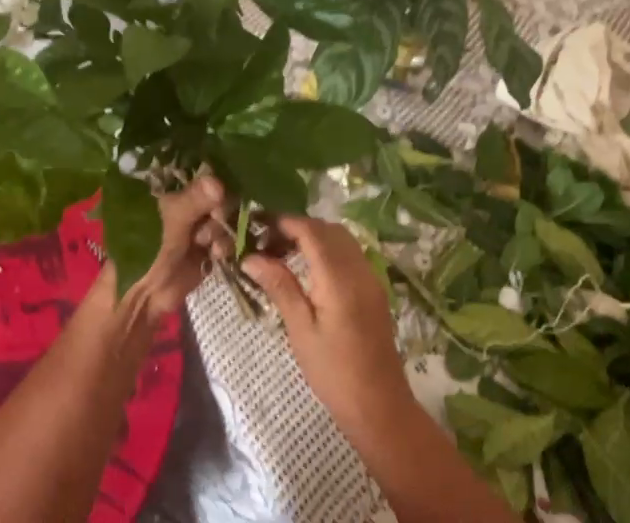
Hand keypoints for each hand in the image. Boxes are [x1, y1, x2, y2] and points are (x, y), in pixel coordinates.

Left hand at [117, 174, 229, 316]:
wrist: (145, 294)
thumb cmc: (146, 248)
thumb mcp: (169, 221)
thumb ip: (192, 201)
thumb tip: (217, 182)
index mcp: (165, 184)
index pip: (196, 168)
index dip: (212, 176)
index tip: (222, 187)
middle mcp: (182, 199)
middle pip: (216, 193)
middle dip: (219, 209)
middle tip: (215, 220)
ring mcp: (195, 222)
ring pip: (223, 216)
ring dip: (220, 230)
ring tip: (208, 245)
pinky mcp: (207, 244)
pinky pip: (226, 237)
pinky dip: (224, 245)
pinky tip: (216, 254)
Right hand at [241, 216, 417, 436]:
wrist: (379, 407)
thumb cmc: (334, 372)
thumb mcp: (300, 329)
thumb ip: (279, 286)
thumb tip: (250, 256)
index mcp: (340, 279)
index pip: (311, 231)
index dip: (282, 222)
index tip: (255, 225)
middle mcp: (360, 271)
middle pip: (328, 229)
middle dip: (296, 227)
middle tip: (265, 242)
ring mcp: (371, 280)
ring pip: (341, 239)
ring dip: (312, 237)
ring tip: (281, 254)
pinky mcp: (373, 291)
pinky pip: (349, 255)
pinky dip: (325, 250)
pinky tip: (306, 271)